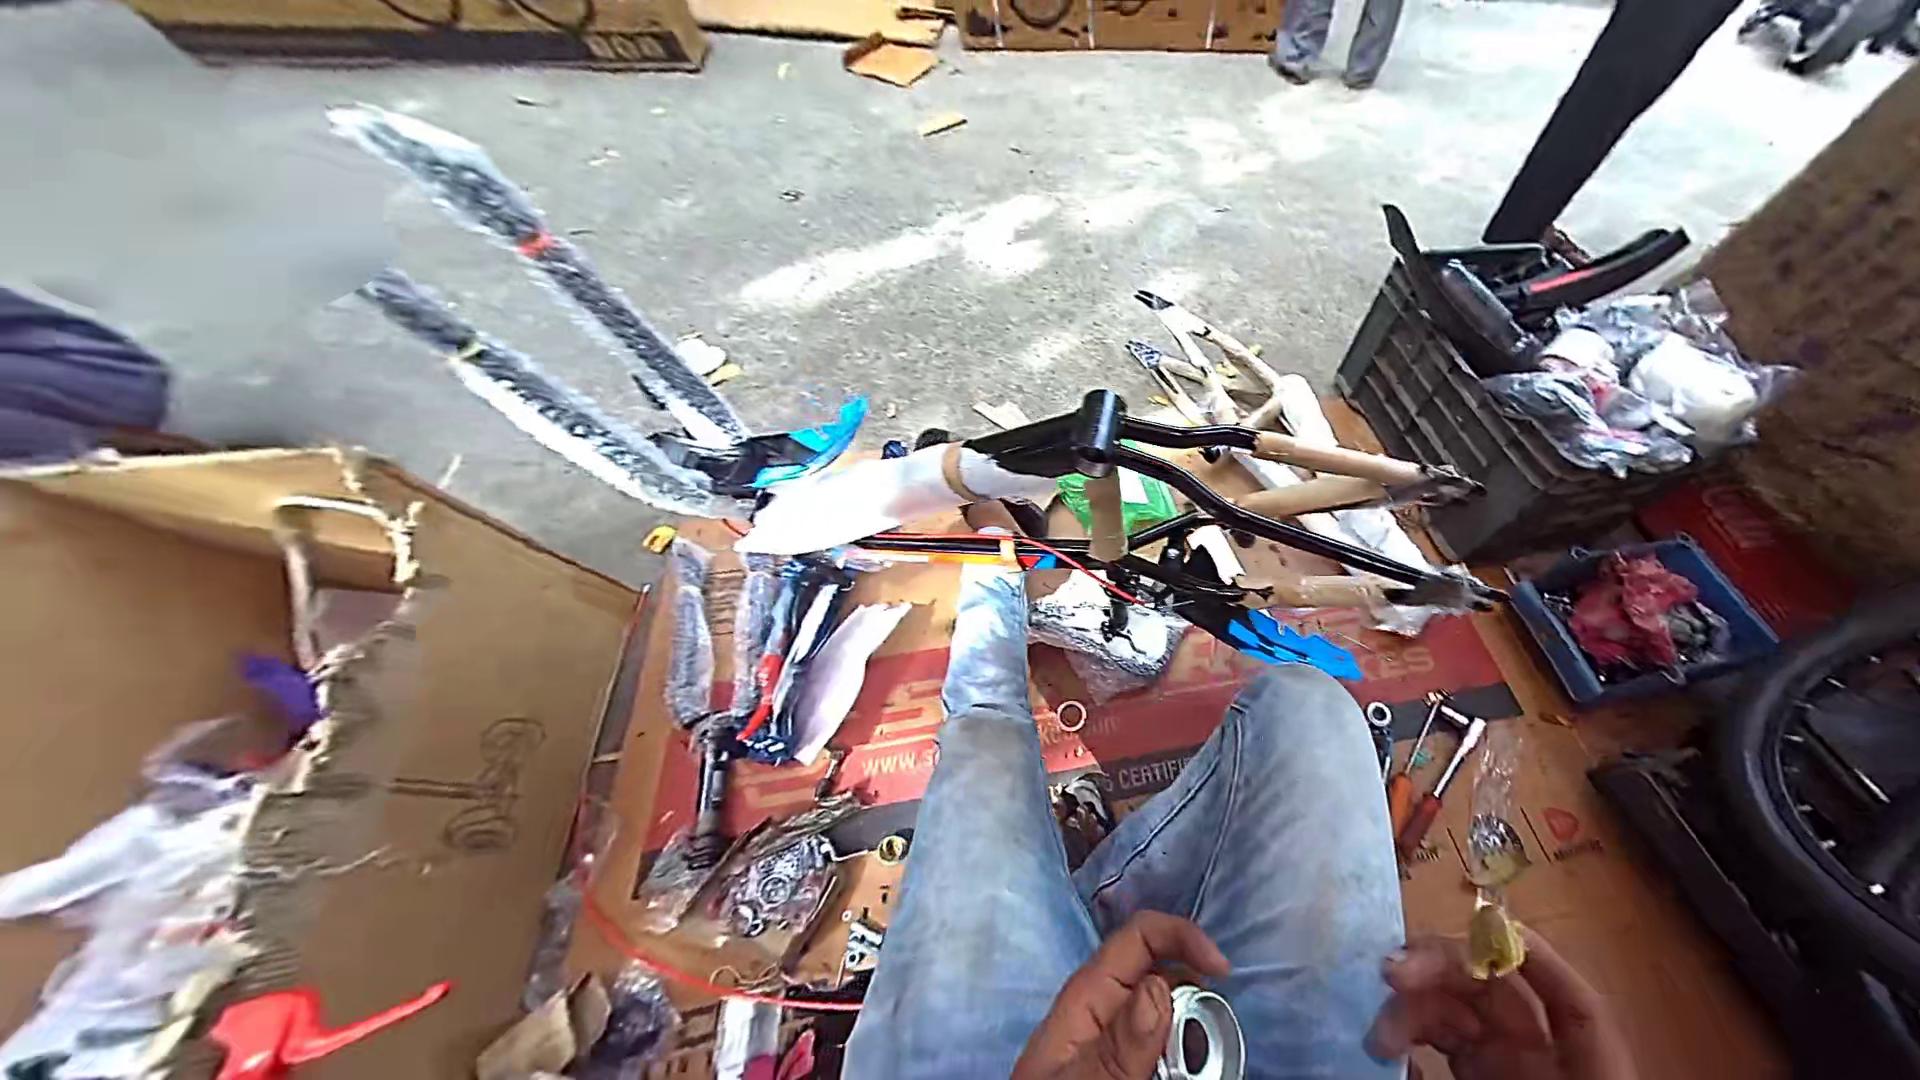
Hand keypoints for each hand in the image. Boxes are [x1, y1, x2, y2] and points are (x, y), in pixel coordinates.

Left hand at [1011, 912, 1231, 1079]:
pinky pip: (1165, 1055)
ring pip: (1173, 1022)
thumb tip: (1159, 986)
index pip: (1137, 936)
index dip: (1181, 935)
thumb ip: (1117, 1047)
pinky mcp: (1129, 1064)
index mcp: (1090, 993)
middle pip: (1166, 979)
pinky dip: (1185, 1066)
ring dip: (1198, 1047)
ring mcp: (1119, 1039)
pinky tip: (1191, 1074)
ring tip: (1200, 1073)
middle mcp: (1107, 1007)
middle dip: (1200, 1008)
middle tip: (1218, 1058)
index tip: (1223, 970)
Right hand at [1365, 929, 1635, 1079]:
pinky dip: (1405, 1031)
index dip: (1536, 957)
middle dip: (1436, 967)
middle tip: (1388, 972)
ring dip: (1407, 1007)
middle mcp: (1542, 1059)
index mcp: (1583, 1076)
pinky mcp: (1470, 1075)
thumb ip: (1454, 1076)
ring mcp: (1503, 1066)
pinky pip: (1434, 1036)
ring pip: (1450, 1005)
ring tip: (1376, 1039)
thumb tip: (1410, 1052)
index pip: (1575, 1005)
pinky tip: (1383, 1047)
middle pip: (1492, 988)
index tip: (1483, 927)